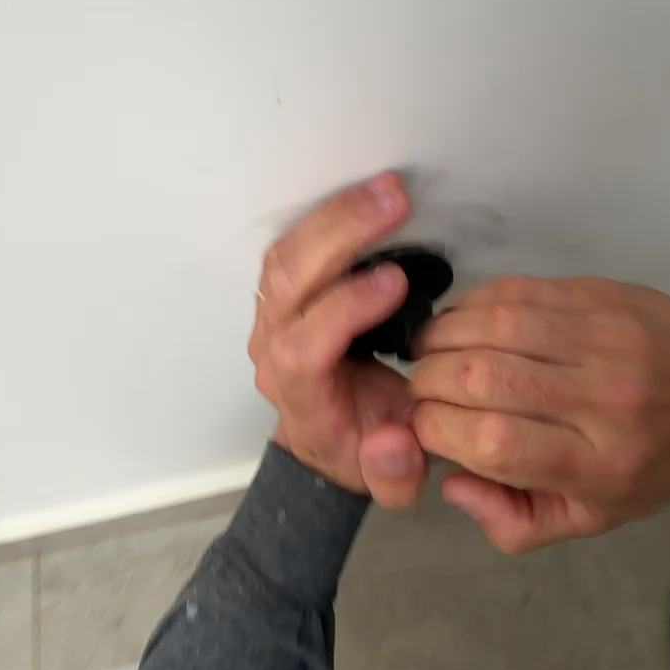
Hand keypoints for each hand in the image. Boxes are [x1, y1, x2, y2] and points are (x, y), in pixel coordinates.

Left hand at [248, 172, 430, 507]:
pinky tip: (366, 196)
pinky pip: (293, 246)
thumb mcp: (388, 479)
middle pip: (287, 282)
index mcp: (300, 392)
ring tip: (387, 190)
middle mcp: (275, 348)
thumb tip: (393, 440)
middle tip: (394, 203)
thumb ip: (393, 472)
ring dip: (335, 215)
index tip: (395, 281)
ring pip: (287, 255)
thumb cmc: (357, 449)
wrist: (325, 440)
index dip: (345, 308)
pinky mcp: (284, 294)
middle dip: (340, 235)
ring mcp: (273, 316)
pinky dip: (327, 216)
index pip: (305, 344)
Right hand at [408, 277, 669, 551]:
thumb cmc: (654, 462)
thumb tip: (451, 483)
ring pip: (491, 326)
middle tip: (424, 388)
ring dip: (441, 338)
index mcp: (598, 465)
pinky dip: (470, 306)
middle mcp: (600, 398)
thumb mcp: (594, 517)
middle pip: (482, 379)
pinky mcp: (594, 293)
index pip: (492, 443)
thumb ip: (515, 521)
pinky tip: (462, 323)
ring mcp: (600, 337)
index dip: (437, 430)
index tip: (427, 426)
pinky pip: (511, 290)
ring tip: (430, 352)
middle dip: (429, 382)